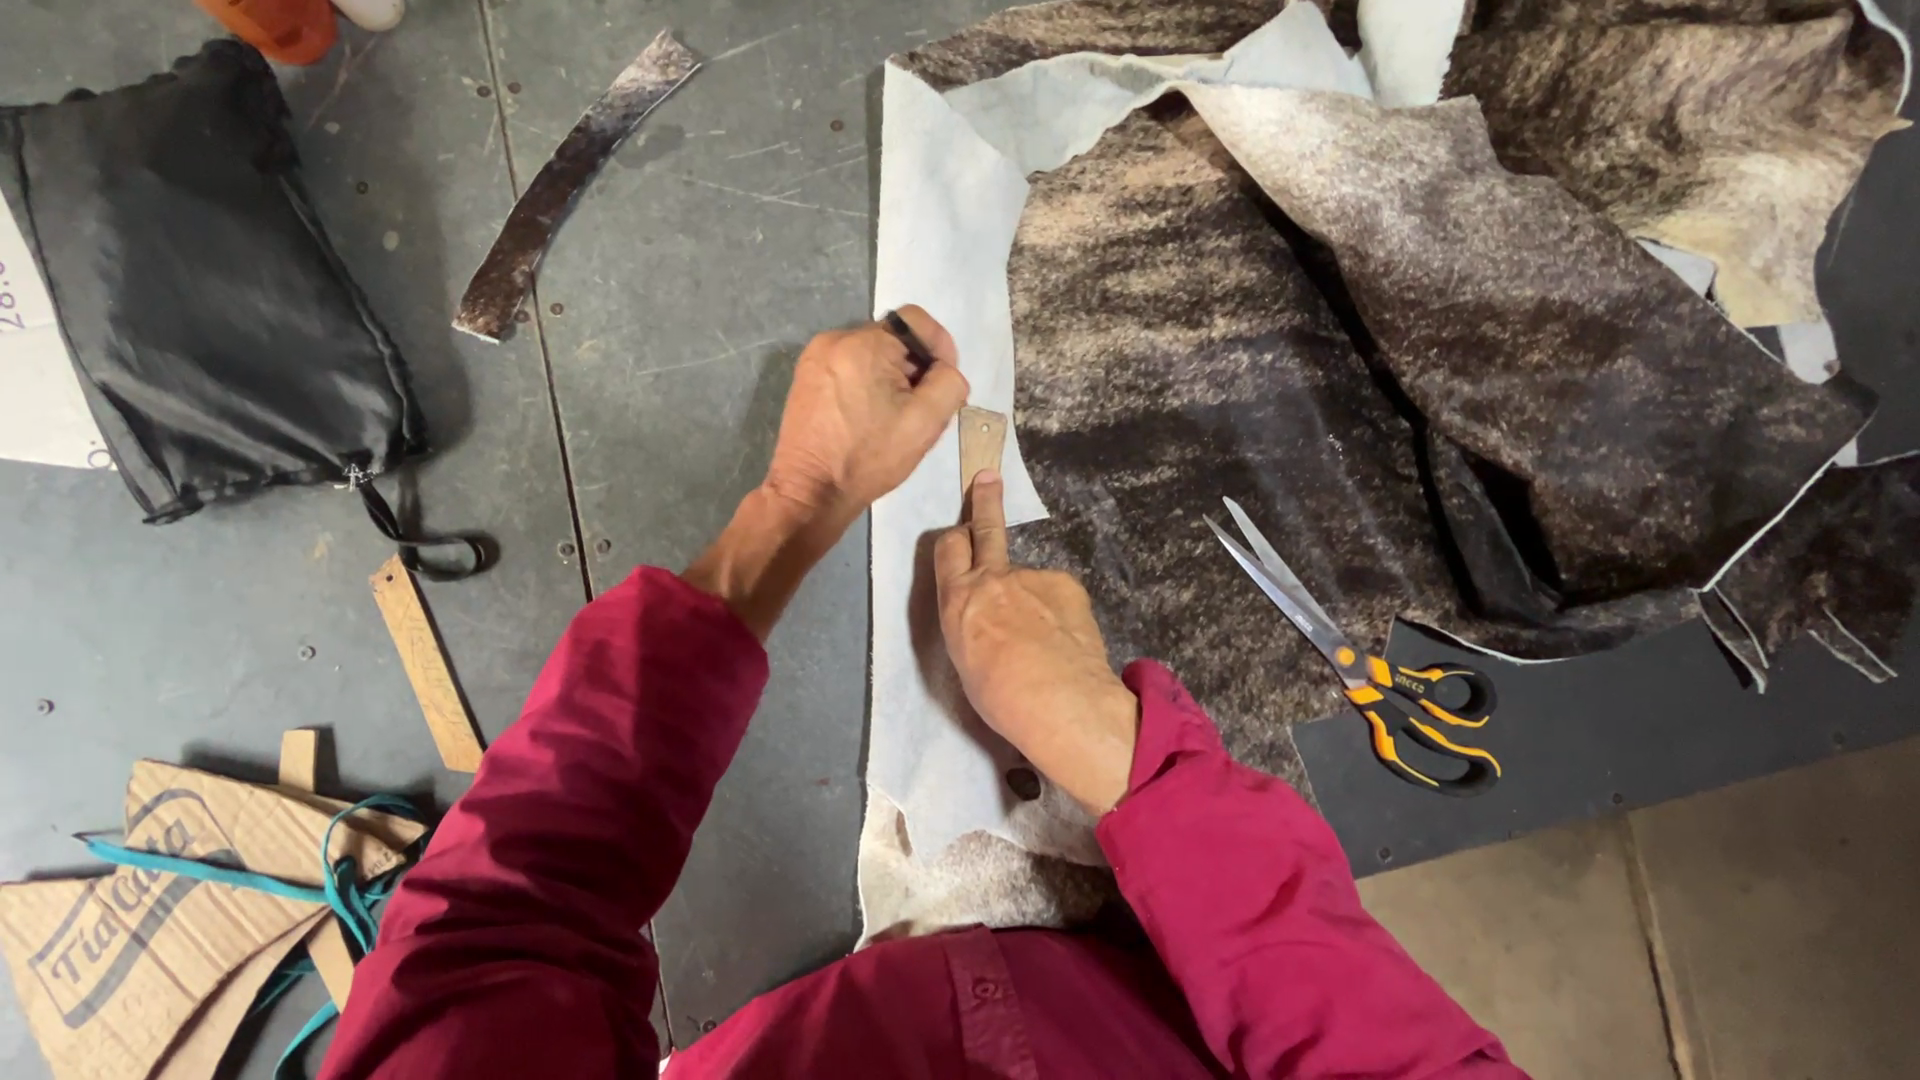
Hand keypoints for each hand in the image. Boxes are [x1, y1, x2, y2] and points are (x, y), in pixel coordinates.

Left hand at [763, 305, 969, 538]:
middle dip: (914, 368)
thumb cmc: (870, 458)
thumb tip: (945, 370)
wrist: (812, 491)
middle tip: (920, 409)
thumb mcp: (926, 422)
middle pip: (893, 339)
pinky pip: (848, 368)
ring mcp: (815, 358)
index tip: (943, 384)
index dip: (940, 348)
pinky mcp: (805, 378)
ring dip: (890, 378)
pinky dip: (866, 385)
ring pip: (870, 355)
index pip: (916, 321)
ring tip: (893, 418)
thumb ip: (949, 383)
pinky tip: (868, 419)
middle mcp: (834, 340)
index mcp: (864, 344)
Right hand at [935, 473, 1139, 813]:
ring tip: (1047, 642)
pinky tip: (1067, 640)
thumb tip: (990, 619)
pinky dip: (1059, 612)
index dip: (953, 540)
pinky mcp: (1066, 583)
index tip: (959, 534)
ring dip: (1033, 599)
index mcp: (958, 602)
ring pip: (1030, 581)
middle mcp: (992, 579)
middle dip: (984, 500)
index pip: (948, 549)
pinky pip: (1057, 594)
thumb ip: (973, 625)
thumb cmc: (1002, 698)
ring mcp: (1032, 576)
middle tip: (988, 478)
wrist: (1063, 702)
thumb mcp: (965, 661)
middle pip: (986, 527)